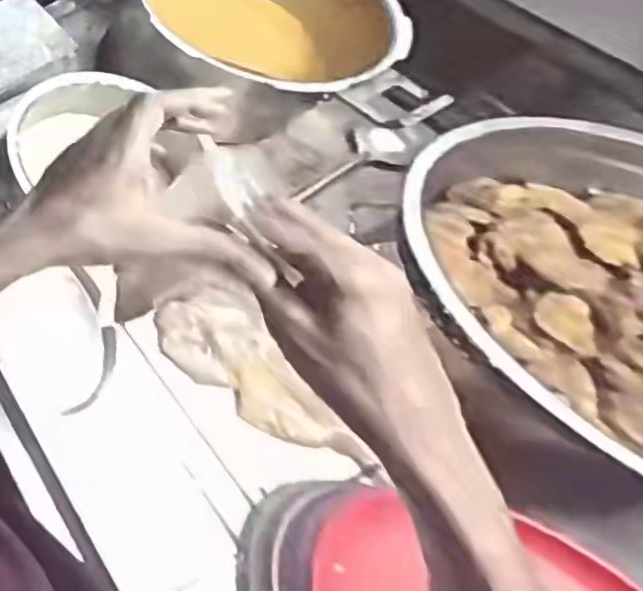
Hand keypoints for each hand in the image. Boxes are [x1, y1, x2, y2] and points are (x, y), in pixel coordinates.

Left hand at [0, 90, 265, 271]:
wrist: (33, 233)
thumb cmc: (94, 229)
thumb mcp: (158, 237)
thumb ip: (211, 247)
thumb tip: (265, 272)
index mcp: (125, 139)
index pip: (160, 102)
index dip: (193, 97)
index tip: (223, 102)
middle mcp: (104, 132)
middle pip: (146, 108)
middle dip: (184, 112)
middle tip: (215, 125)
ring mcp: (86, 143)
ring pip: (129, 123)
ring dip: (162, 129)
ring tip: (192, 149)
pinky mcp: (76, 157)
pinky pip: (116, 138)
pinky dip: (142, 144)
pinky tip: (154, 174)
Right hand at [220, 200, 462, 461]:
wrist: (419, 431)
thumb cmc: (351, 384)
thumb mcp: (295, 334)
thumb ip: (265, 284)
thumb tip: (237, 251)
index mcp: (352, 270)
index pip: (291, 229)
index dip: (255, 219)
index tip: (223, 212)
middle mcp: (373, 259)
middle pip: (313, 226)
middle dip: (274, 220)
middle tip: (235, 219)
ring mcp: (386, 272)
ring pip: (327, 238)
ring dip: (292, 236)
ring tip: (254, 238)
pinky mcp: (390, 288)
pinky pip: (340, 256)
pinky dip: (311, 253)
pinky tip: (288, 262)